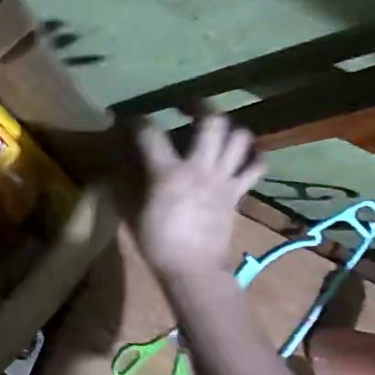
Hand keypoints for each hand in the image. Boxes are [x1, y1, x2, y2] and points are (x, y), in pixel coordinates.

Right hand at [130, 111, 266, 280]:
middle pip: (212, 122)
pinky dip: (254, 155)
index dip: (138, 123)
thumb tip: (117, 168)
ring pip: (240, 138)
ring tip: (216, 130)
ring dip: (229, 128)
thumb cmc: (157, 243)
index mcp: (167, 174)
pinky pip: (256, 166)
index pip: (150, 134)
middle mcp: (199, 169)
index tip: (132, 122)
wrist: (192, 269)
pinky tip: (244, 153)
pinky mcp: (237, 193)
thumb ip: (126, 184)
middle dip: (200, 105)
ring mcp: (223, 180)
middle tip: (187, 107)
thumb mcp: (132, 213)